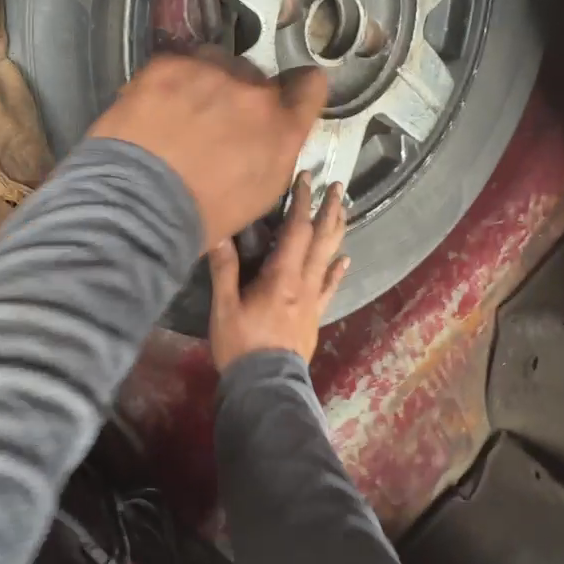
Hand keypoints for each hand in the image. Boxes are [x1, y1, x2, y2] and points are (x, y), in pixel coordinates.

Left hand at [87, 49, 326, 253]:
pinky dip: (170, 80)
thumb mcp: (260, 194)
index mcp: (282, 129)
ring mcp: (211, 74)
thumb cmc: (201, 214)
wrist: (138, 205)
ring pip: (217, 63)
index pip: (309, 86)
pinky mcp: (170, 64)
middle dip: (241, 96)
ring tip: (180, 112)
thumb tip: (271, 132)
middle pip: (256, 78)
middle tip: (213, 122)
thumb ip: (275, 152)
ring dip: (207, 82)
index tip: (284, 97)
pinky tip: (155, 106)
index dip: (297, 90)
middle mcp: (254, 94)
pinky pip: (179, 62)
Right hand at [208, 172, 349, 370]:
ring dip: (337, 232)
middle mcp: (303, 283)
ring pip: (330, 258)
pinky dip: (337, 270)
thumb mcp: (224, 306)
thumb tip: (219, 233)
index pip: (296, 230)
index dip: (301, 202)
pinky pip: (330, 287)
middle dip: (328, 210)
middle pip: (321, 240)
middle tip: (336, 186)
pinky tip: (344, 260)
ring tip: (343, 211)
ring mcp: (313, 300)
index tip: (306, 178)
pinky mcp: (315, 315)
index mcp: (282, 276)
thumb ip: (224, 269)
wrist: (266, 385)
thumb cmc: (242, 344)